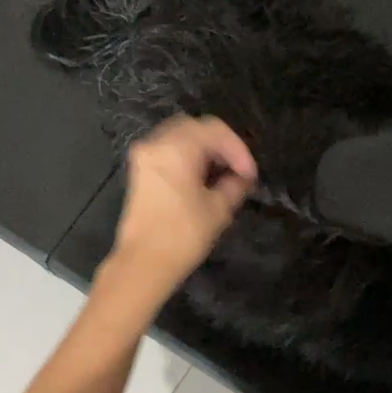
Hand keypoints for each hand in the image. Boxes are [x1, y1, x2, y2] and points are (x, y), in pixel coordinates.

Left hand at [105, 115, 257, 300]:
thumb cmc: (183, 236)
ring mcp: (144, 156)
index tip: (250, 174)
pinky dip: (188, 158)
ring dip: (205, 151)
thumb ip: (235, 185)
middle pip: (196, 128)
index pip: (214, 130)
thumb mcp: (219, 209)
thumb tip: (242, 176)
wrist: (143, 263)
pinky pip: (169, 151)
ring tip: (223, 176)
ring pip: (181, 138)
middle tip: (238, 170)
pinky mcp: (140, 171)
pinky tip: (203, 179)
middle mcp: (155, 143)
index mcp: (175, 147)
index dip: (238, 149)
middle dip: (221, 146)